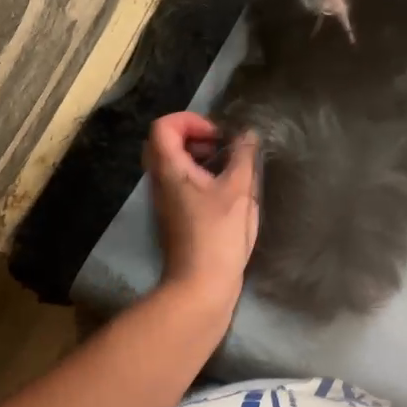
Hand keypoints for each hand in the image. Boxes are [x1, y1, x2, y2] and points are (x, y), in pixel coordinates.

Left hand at [145, 112, 259, 311]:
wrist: (200, 285)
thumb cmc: (218, 235)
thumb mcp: (239, 191)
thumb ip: (243, 157)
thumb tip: (247, 134)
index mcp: (169, 169)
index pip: (163, 126)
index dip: (190, 120)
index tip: (217, 135)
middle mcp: (159, 181)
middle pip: (164, 142)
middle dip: (194, 137)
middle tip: (221, 148)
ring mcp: (163, 200)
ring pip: (171, 164)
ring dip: (197, 158)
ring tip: (227, 169)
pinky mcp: (173, 216)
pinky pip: (178, 183)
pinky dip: (197, 177)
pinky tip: (224, 191)